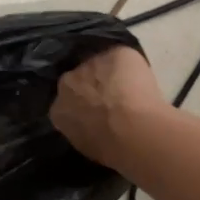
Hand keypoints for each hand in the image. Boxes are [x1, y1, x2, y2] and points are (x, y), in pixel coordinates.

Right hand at [50, 46, 166, 167]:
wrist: (132, 130)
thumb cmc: (110, 146)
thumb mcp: (85, 144)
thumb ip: (80, 127)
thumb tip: (90, 125)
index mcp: (58, 108)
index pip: (66, 101)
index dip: (81, 104)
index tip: (94, 111)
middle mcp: (68, 82)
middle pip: (78, 78)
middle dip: (90, 84)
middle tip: (110, 98)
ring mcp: (90, 64)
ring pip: (99, 64)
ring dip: (109, 73)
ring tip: (128, 87)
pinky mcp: (114, 53)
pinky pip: (120, 57)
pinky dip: (130, 65)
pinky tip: (141, 80)